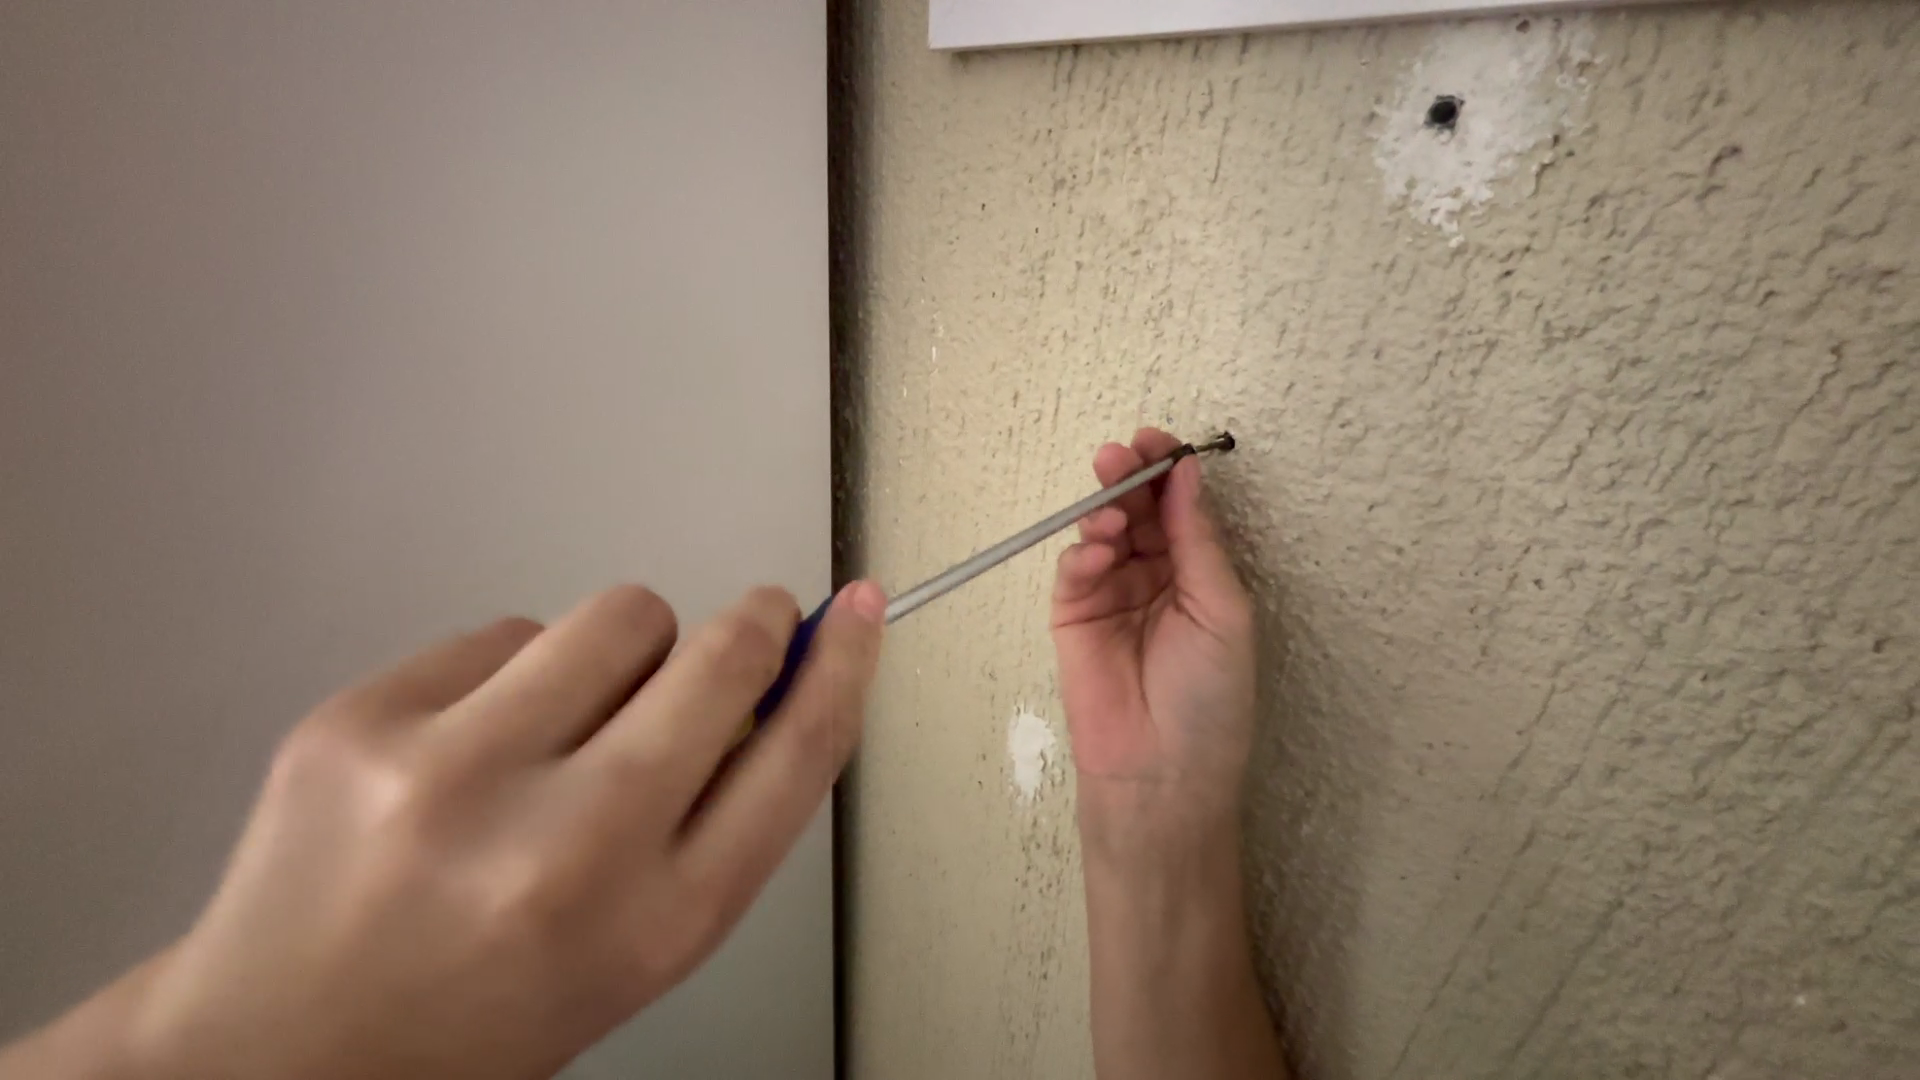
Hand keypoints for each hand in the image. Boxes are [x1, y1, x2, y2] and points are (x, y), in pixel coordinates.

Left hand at [60, 581, 884, 1079]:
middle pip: (723, 657)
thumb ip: (734, 801)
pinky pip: (513, 627)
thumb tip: (787, 666)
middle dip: (757, 621)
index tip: (863, 608)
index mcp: (660, 918)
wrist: (282, 1059)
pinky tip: (472, 745)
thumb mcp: (657, 928)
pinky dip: (522, 669)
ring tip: (577, 720)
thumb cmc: (509, 997)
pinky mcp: (359, 721)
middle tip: (754, 622)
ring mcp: (450, 775)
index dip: (844, 666)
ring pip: (624, 612)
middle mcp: (566, 845)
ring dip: (632, 649)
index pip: (796, 753)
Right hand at [1051, 428, 1255, 854]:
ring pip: (1101, 533)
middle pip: (1136, 512)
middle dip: (1127, 480)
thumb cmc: (1207, 693)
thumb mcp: (1219, 608)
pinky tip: (1095, 554)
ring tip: (1107, 512)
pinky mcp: (1072, 613)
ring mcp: (1110, 592)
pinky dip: (1081, 555)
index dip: (1166, 472)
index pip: (1177, 508)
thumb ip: (1197, 538)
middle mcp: (1153, 574)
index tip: (1155, 440)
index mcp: (1196, 572)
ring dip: (1102, 513)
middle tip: (1117, 455)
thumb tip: (1186, 471)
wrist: (1160, 769)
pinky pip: (1073, 570)